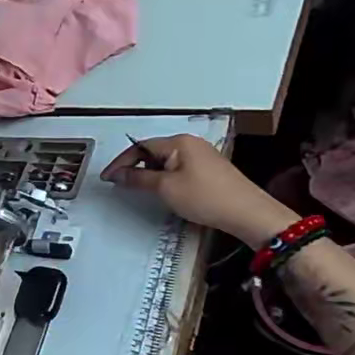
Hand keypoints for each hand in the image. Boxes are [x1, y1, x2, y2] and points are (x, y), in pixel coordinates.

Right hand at [101, 135, 299, 246]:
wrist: (246, 212)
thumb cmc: (206, 198)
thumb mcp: (166, 189)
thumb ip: (139, 179)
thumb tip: (118, 174)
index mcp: (178, 141)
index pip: (141, 146)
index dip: (122, 162)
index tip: (108, 178)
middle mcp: (191, 143)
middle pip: (154, 151)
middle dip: (136, 167)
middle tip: (121, 185)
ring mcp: (202, 156)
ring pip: (167, 162)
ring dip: (151, 175)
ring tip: (141, 192)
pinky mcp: (210, 170)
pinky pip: (180, 169)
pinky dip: (167, 179)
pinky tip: (166, 194)